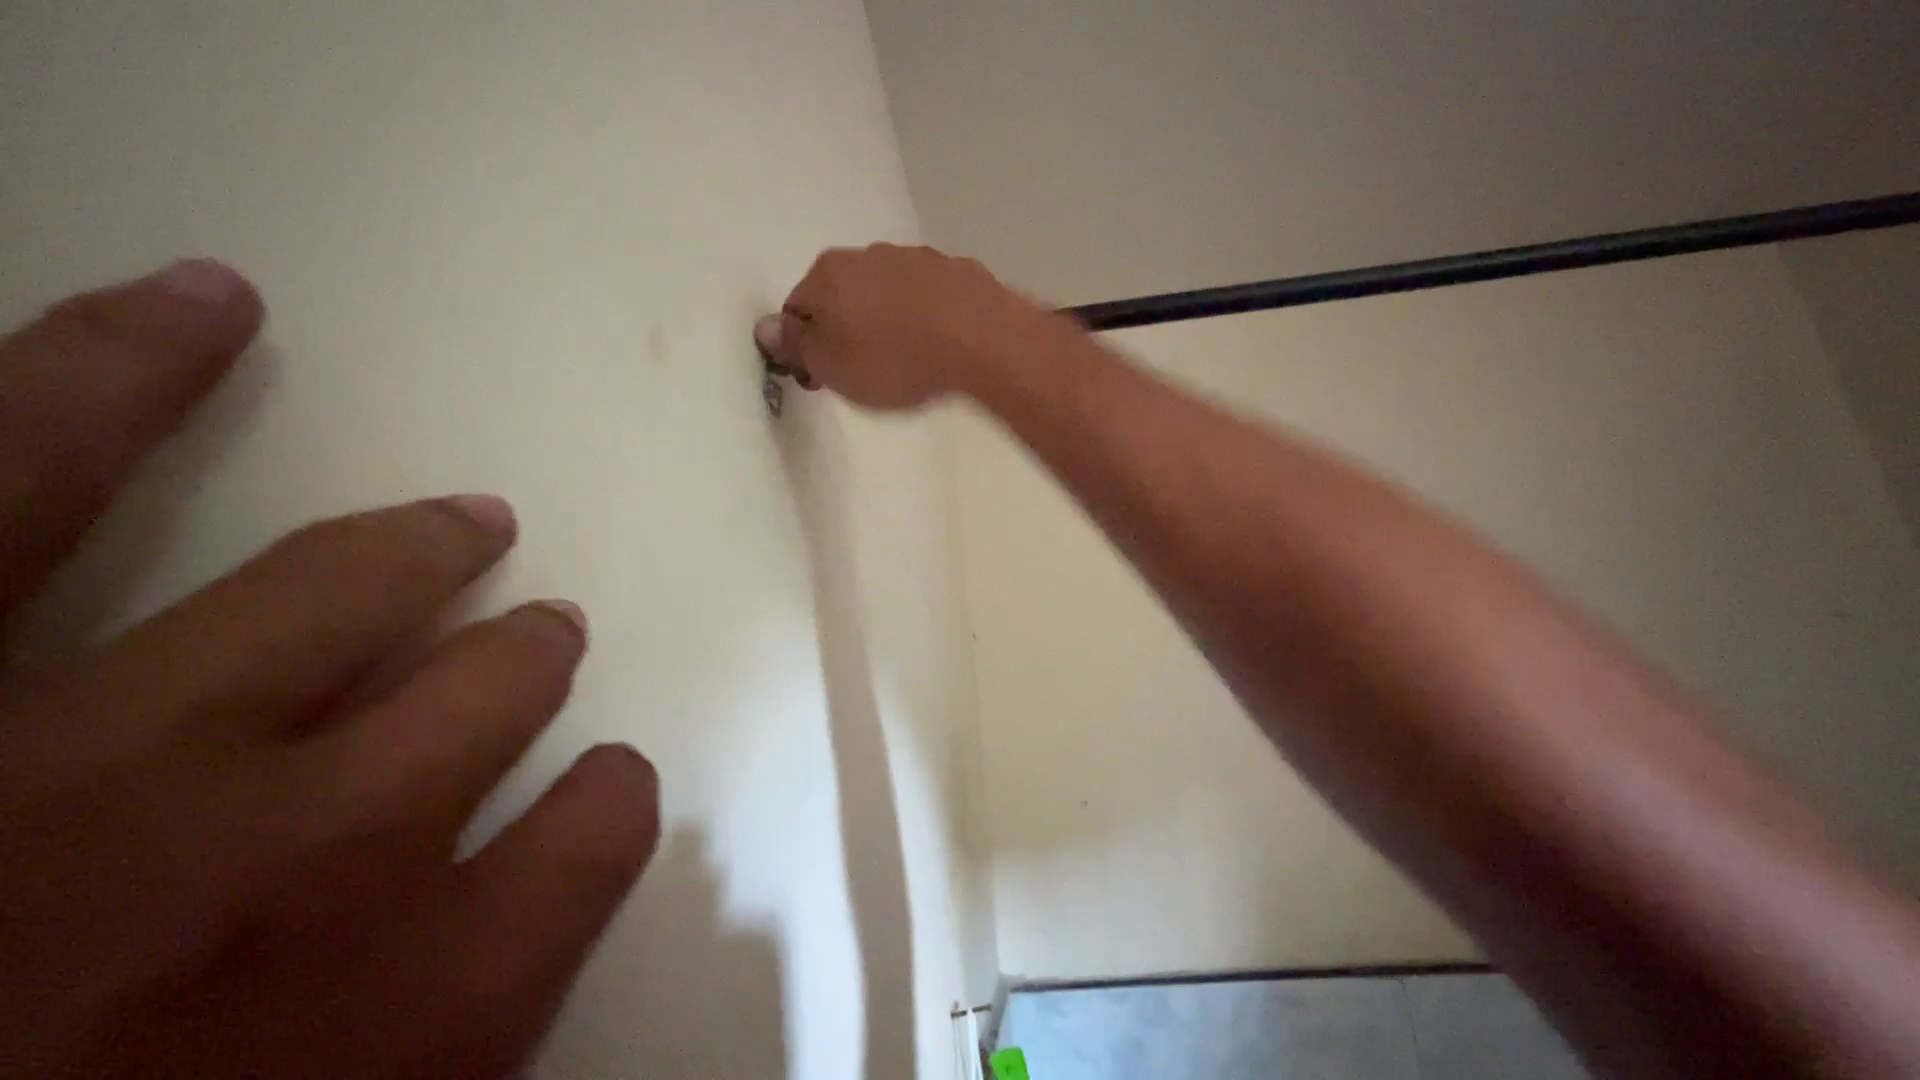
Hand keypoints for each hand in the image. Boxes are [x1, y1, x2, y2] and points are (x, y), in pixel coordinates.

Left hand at [0, 262, 659, 1079]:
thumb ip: (458, 1041)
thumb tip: (510, 954)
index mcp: (411, 1005)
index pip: (591, 846)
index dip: (604, 813)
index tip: (600, 795)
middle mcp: (303, 862)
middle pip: (482, 706)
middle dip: (520, 666)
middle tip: (537, 638)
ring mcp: (102, 758)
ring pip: (327, 596)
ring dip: (418, 555)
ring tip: (465, 524)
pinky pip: (14, 481)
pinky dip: (112, 376)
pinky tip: (202, 303)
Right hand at [754, 243, 1061, 410]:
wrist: (983, 342)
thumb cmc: (895, 361)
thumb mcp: (834, 368)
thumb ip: (797, 346)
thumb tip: (766, 328)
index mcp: (829, 273)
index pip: (796, 309)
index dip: (803, 348)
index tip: (822, 379)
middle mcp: (870, 254)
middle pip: (843, 297)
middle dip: (846, 331)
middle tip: (863, 374)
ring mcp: (919, 259)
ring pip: (887, 294)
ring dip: (887, 323)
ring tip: (907, 363)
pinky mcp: (960, 273)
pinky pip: (929, 300)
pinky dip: (926, 320)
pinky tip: (940, 349)